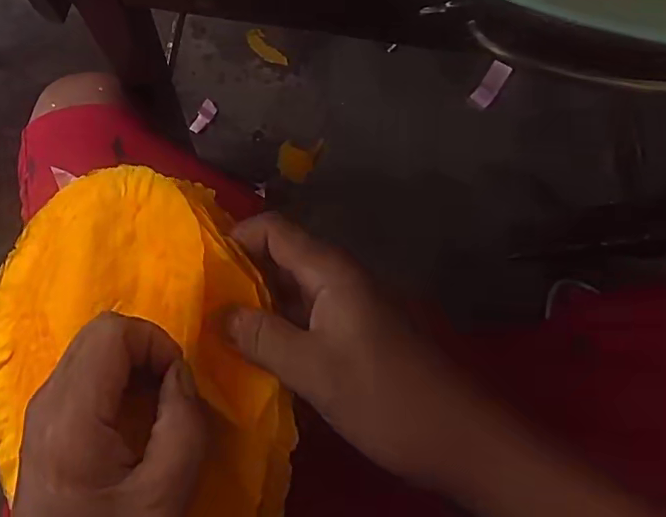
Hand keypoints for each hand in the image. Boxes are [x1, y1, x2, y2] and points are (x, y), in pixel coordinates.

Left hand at [12, 312, 209, 516]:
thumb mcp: (163, 497)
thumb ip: (183, 424)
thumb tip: (179, 375)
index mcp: (71, 413)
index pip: (112, 330)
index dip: (154, 342)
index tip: (177, 382)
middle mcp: (47, 400)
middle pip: (98, 334)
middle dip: (143, 351)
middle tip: (167, 394)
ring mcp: (40, 411)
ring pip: (90, 350)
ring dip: (129, 367)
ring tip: (152, 411)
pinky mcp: (43, 426)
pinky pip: (82, 376)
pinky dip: (112, 383)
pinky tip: (128, 424)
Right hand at [220, 214, 492, 489]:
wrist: (461, 437)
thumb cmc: (384, 396)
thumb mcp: (314, 370)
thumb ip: (262, 337)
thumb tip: (219, 313)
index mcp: (329, 270)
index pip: (273, 229)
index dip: (236, 237)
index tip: (203, 264)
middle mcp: (339, 275)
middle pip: (281, 254)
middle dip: (242, 271)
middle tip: (204, 297)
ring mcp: (351, 302)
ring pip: (294, 285)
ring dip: (260, 299)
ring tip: (222, 323)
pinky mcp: (358, 328)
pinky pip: (309, 310)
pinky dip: (282, 320)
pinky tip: (262, 347)